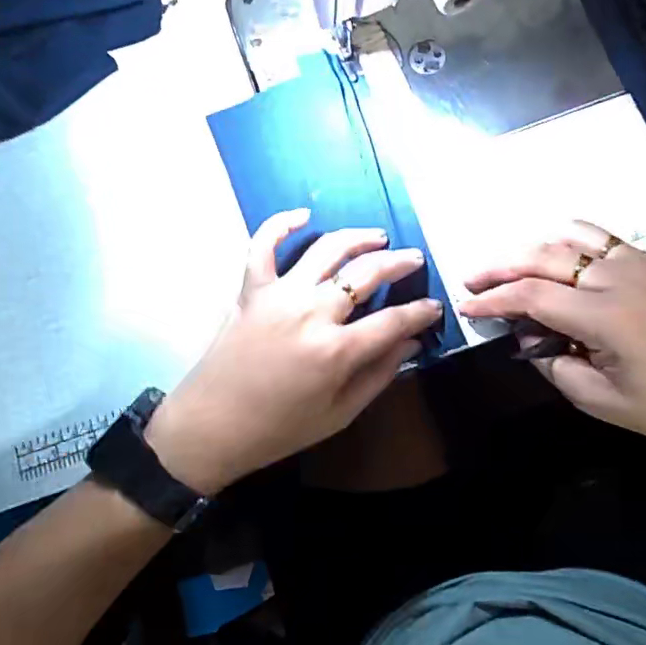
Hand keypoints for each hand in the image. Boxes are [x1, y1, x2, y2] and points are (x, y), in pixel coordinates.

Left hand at [143, 209, 443, 495]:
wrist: (212, 427)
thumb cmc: (280, 428)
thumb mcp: (340, 413)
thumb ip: (380, 374)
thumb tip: (411, 342)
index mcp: (336, 350)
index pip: (394, 320)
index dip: (420, 312)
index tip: (433, 306)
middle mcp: (311, 313)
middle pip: (366, 273)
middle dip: (399, 262)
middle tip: (414, 259)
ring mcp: (278, 296)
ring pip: (326, 250)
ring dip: (358, 237)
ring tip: (378, 237)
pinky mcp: (250, 290)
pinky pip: (263, 246)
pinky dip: (281, 225)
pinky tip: (302, 216)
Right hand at [458, 221, 645, 483]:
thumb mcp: (598, 399)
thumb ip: (551, 362)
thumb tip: (529, 334)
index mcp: (606, 317)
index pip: (531, 296)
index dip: (493, 299)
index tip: (467, 305)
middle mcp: (621, 277)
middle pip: (545, 256)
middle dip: (503, 266)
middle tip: (475, 278)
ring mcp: (644, 262)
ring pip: (575, 236)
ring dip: (538, 247)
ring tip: (517, 266)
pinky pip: (608, 242)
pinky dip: (576, 245)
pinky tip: (566, 264)